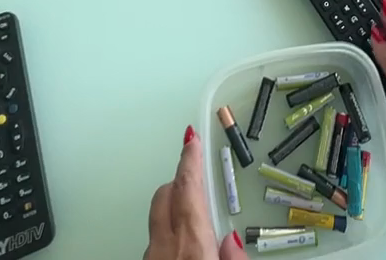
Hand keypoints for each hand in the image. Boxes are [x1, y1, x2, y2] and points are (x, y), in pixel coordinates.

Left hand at [145, 128, 247, 259]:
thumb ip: (234, 257)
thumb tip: (232, 242)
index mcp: (191, 239)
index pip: (187, 186)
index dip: (190, 158)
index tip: (191, 137)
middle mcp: (164, 245)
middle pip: (165, 194)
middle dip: (180, 178)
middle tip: (196, 171)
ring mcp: (150, 257)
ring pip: (156, 218)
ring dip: (172, 206)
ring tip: (192, 209)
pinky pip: (154, 240)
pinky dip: (166, 232)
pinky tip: (181, 243)